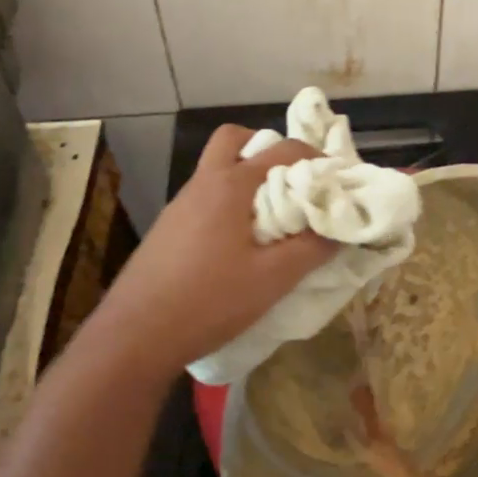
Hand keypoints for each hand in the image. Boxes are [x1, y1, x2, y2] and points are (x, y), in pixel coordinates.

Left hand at [87, 125, 338, 372]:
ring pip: (217, 169)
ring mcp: (180, 205)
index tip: (337, 180)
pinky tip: (241, 244)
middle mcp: (203, 184)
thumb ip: (312, 249)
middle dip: (268, 150)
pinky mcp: (168, 229)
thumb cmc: (209, 301)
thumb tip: (342, 229)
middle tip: (293, 182)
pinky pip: (206, 198)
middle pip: (234, 140)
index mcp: (230, 185)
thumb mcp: (273, 279)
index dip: (316, 158)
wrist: (135, 336)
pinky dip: (229, 203)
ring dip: (247, 178)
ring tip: (274, 217)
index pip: (283, 149)